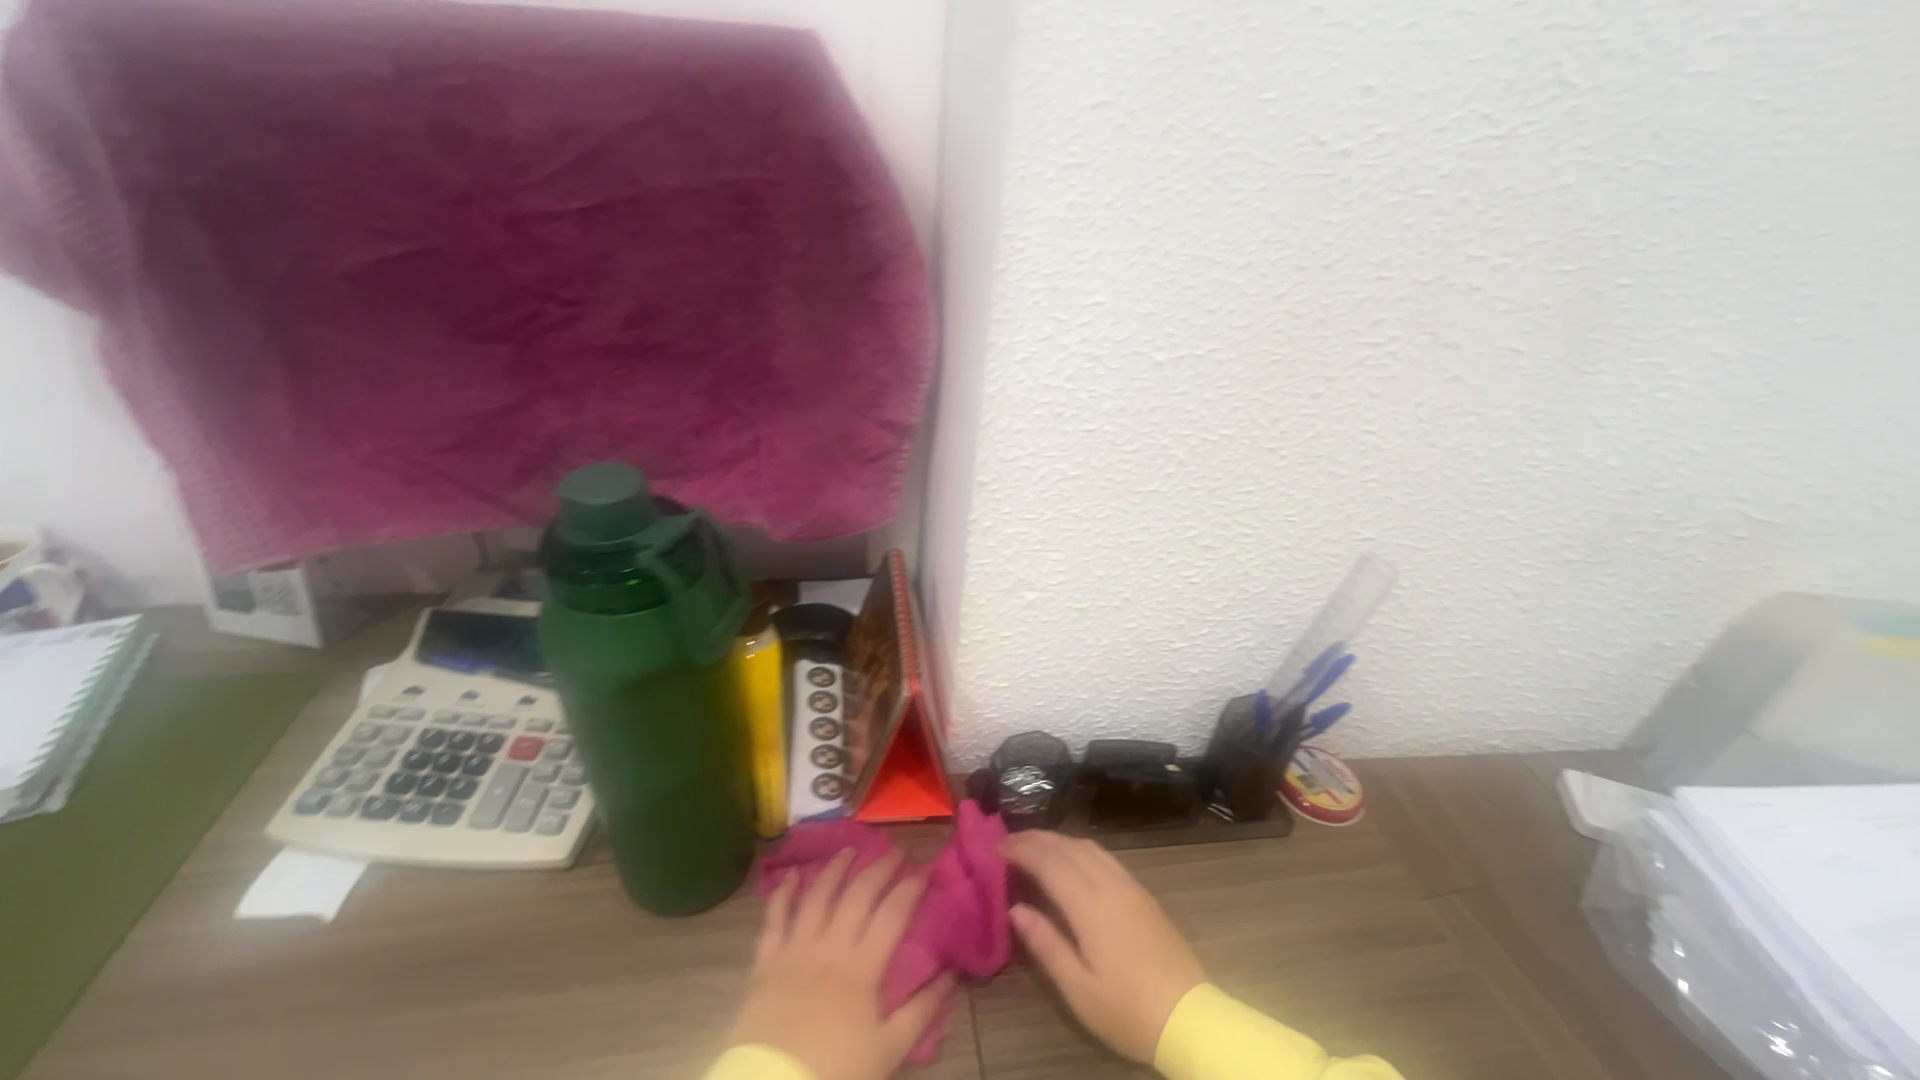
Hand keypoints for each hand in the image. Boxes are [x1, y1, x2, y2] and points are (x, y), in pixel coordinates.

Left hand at [730, 850, 954, 1079]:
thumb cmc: (836, 1070)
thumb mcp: (889, 1048)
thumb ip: (922, 1010)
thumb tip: (952, 976)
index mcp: (862, 967)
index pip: (892, 914)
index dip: (910, 888)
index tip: (925, 869)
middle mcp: (829, 947)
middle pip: (857, 896)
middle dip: (878, 869)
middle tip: (894, 852)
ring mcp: (795, 950)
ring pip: (817, 897)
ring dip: (834, 869)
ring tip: (849, 851)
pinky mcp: (766, 961)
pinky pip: (774, 917)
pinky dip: (783, 893)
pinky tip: (792, 874)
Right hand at [1002, 831, 1205, 1062]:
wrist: (1188, 1017)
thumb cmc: (1127, 1009)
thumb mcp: (1078, 988)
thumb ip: (1045, 944)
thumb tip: (1016, 909)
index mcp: (1090, 907)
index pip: (1049, 863)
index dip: (1021, 851)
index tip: (995, 848)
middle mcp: (1111, 886)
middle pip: (1069, 848)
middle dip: (1036, 839)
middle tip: (1007, 840)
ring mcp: (1131, 888)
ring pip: (1090, 847)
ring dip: (1059, 840)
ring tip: (1034, 845)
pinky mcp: (1144, 896)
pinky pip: (1106, 857)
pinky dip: (1080, 848)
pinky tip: (1072, 859)